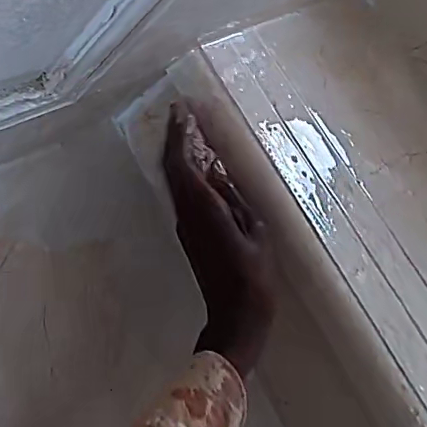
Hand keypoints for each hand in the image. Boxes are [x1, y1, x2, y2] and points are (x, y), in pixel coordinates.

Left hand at [163, 103, 276, 376]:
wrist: (235, 316)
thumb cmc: (254, 276)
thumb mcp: (255, 232)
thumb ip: (234, 199)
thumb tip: (216, 174)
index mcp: (202, 207)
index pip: (181, 162)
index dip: (178, 134)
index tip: (181, 110)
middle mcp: (186, 211)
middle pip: (171, 166)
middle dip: (174, 136)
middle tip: (182, 111)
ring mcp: (184, 223)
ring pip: (174, 179)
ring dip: (179, 153)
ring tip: (190, 129)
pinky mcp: (188, 232)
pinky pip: (182, 192)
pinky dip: (187, 172)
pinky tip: (201, 164)